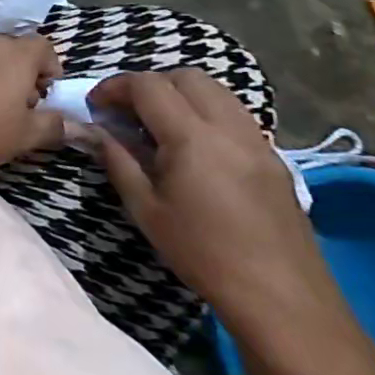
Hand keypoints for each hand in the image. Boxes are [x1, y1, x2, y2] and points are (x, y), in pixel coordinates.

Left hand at [0, 34, 65, 167]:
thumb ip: (55, 127)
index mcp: (18, 53)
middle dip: (26, 81)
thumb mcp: (26, 135)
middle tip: (25, 113)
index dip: (52, 72)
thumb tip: (77, 125)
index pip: (46, 48)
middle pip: (18, 55)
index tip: (48, 100)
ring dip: (0, 85)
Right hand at [88, 70, 341, 338]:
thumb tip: (93, 130)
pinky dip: (205, 113)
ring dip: (180, 94)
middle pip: (187, 76)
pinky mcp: (274, 159)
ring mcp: (258, 142)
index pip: (148, 85)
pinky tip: (191, 146)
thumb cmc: (202, 252)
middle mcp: (229, 128)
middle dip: (149, 84)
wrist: (281, 297)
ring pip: (216, 91)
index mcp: (193, 138)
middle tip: (125, 111)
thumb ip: (117, 159)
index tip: (95, 105)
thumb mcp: (144, 207)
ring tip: (156, 125)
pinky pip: (235, 115)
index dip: (115, 86)